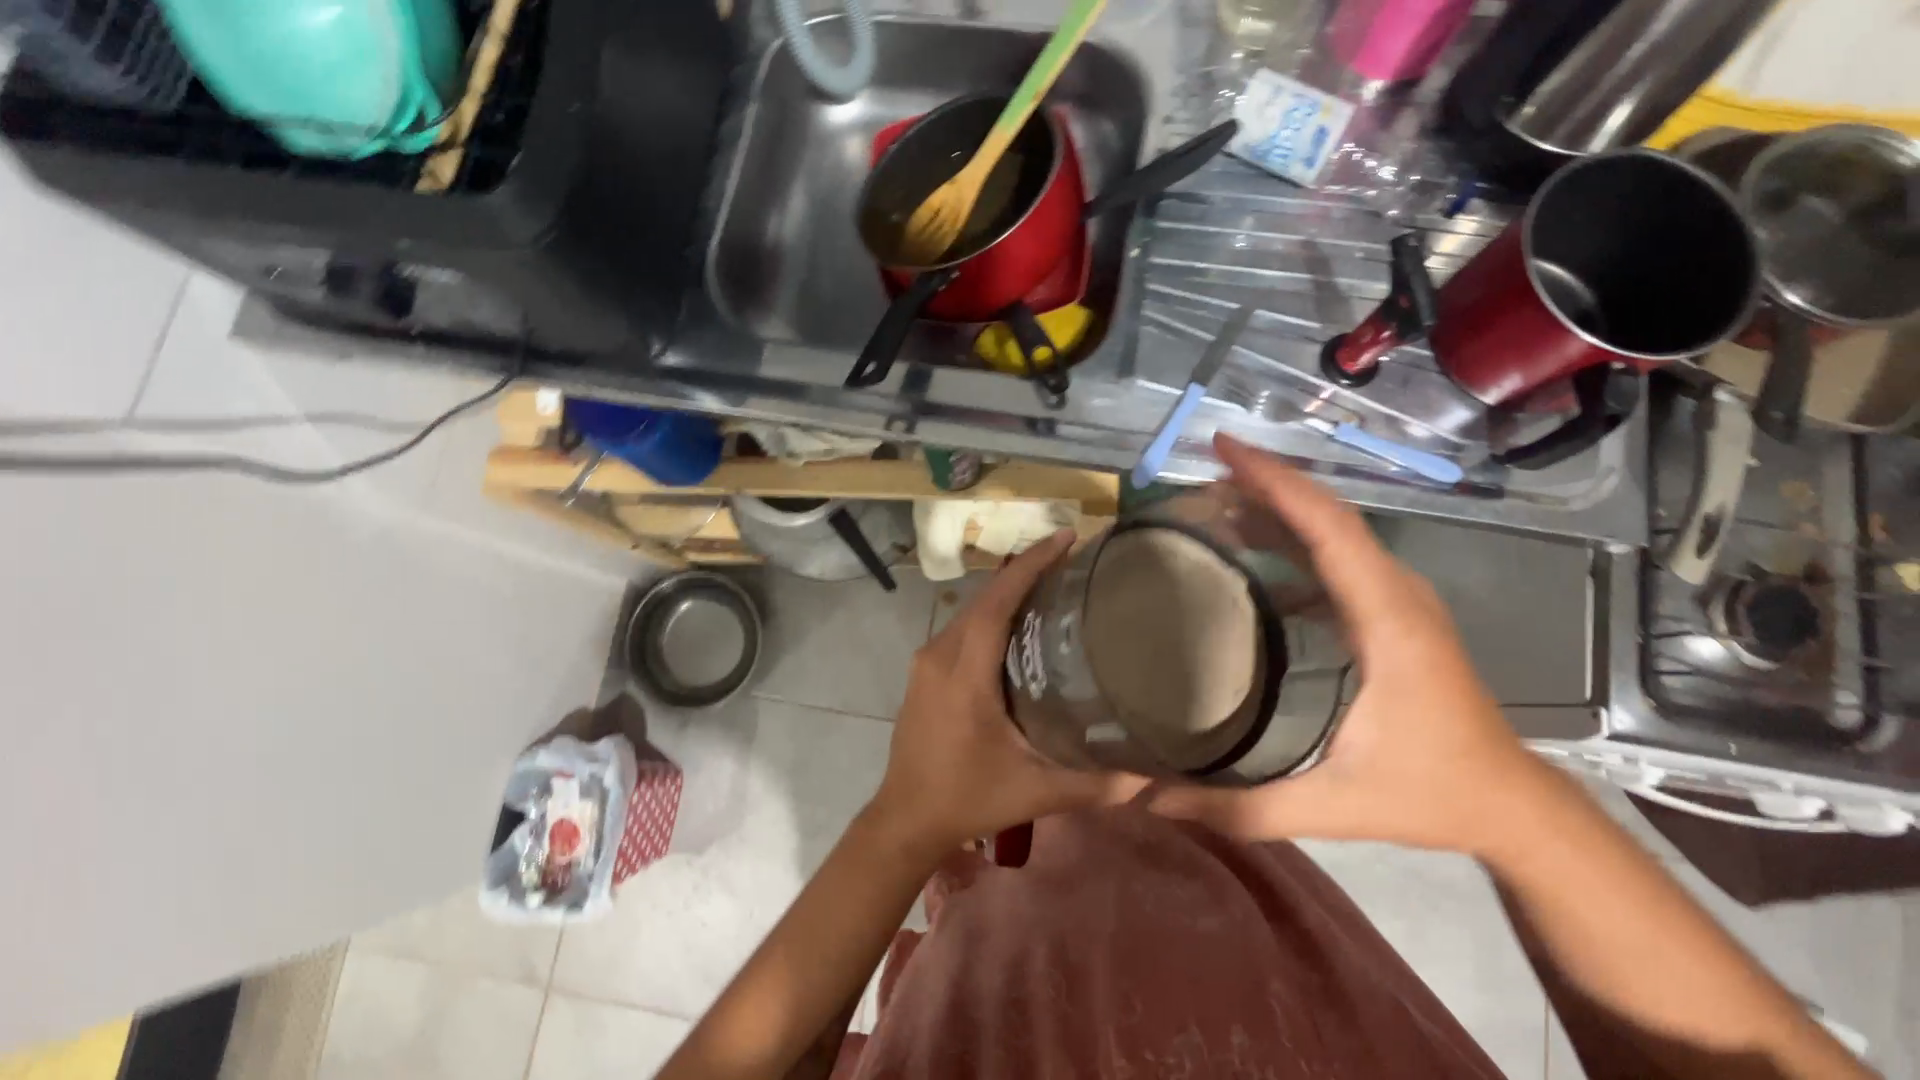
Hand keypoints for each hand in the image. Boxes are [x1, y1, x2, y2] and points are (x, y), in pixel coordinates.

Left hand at [868, 530, 1145, 854]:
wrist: (905, 819)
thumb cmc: (968, 800)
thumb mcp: (1034, 793)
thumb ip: (1094, 784)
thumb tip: (1150, 774)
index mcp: (963, 675)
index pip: (996, 603)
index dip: (1030, 565)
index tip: (1066, 537)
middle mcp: (939, 657)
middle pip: (983, 598)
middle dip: (1025, 570)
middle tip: (1072, 558)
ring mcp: (925, 664)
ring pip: (970, 612)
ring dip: (1007, 592)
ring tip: (1053, 584)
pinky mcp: (923, 674)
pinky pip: (961, 629)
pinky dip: (991, 615)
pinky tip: (1020, 624)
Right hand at [1151, 434, 1549, 856]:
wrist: (1508, 802)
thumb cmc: (1427, 795)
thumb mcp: (1329, 808)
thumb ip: (1237, 806)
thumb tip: (1144, 795)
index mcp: (1388, 622)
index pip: (1330, 529)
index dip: (1276, 481)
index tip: (1223, 450)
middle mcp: (1398, 593)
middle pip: (1328, 516)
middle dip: (1264, 483)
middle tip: (1194, 476)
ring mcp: (1400, 598)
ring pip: (1334, 531)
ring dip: (1276, 507)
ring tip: (1209, 503)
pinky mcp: (1395, 611)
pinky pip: (1339, 556)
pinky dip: (1291, 539)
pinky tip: (1248, 553)